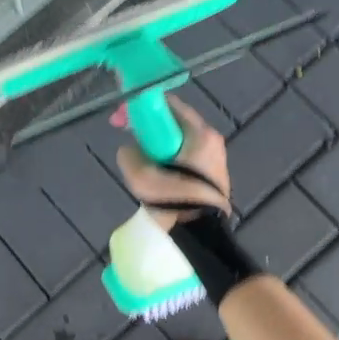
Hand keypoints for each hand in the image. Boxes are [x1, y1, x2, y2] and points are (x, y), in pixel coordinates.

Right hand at [111, 94, 231, 222]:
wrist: (199, 235)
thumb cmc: (172, 197)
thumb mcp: (139, 173)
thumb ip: (129, 152)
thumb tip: (131, 150)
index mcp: (199, 133)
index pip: (168, 104)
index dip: (140, 107)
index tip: (122, 119)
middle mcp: (212, 140)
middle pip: (174, 121)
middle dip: (148, 126)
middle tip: (128, 136)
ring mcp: (216, 158)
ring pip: (180, 139)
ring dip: (158, 143)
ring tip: (141, 159)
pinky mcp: (214, 175)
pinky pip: (187, 155)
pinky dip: (170, 156)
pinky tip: (157, 172)